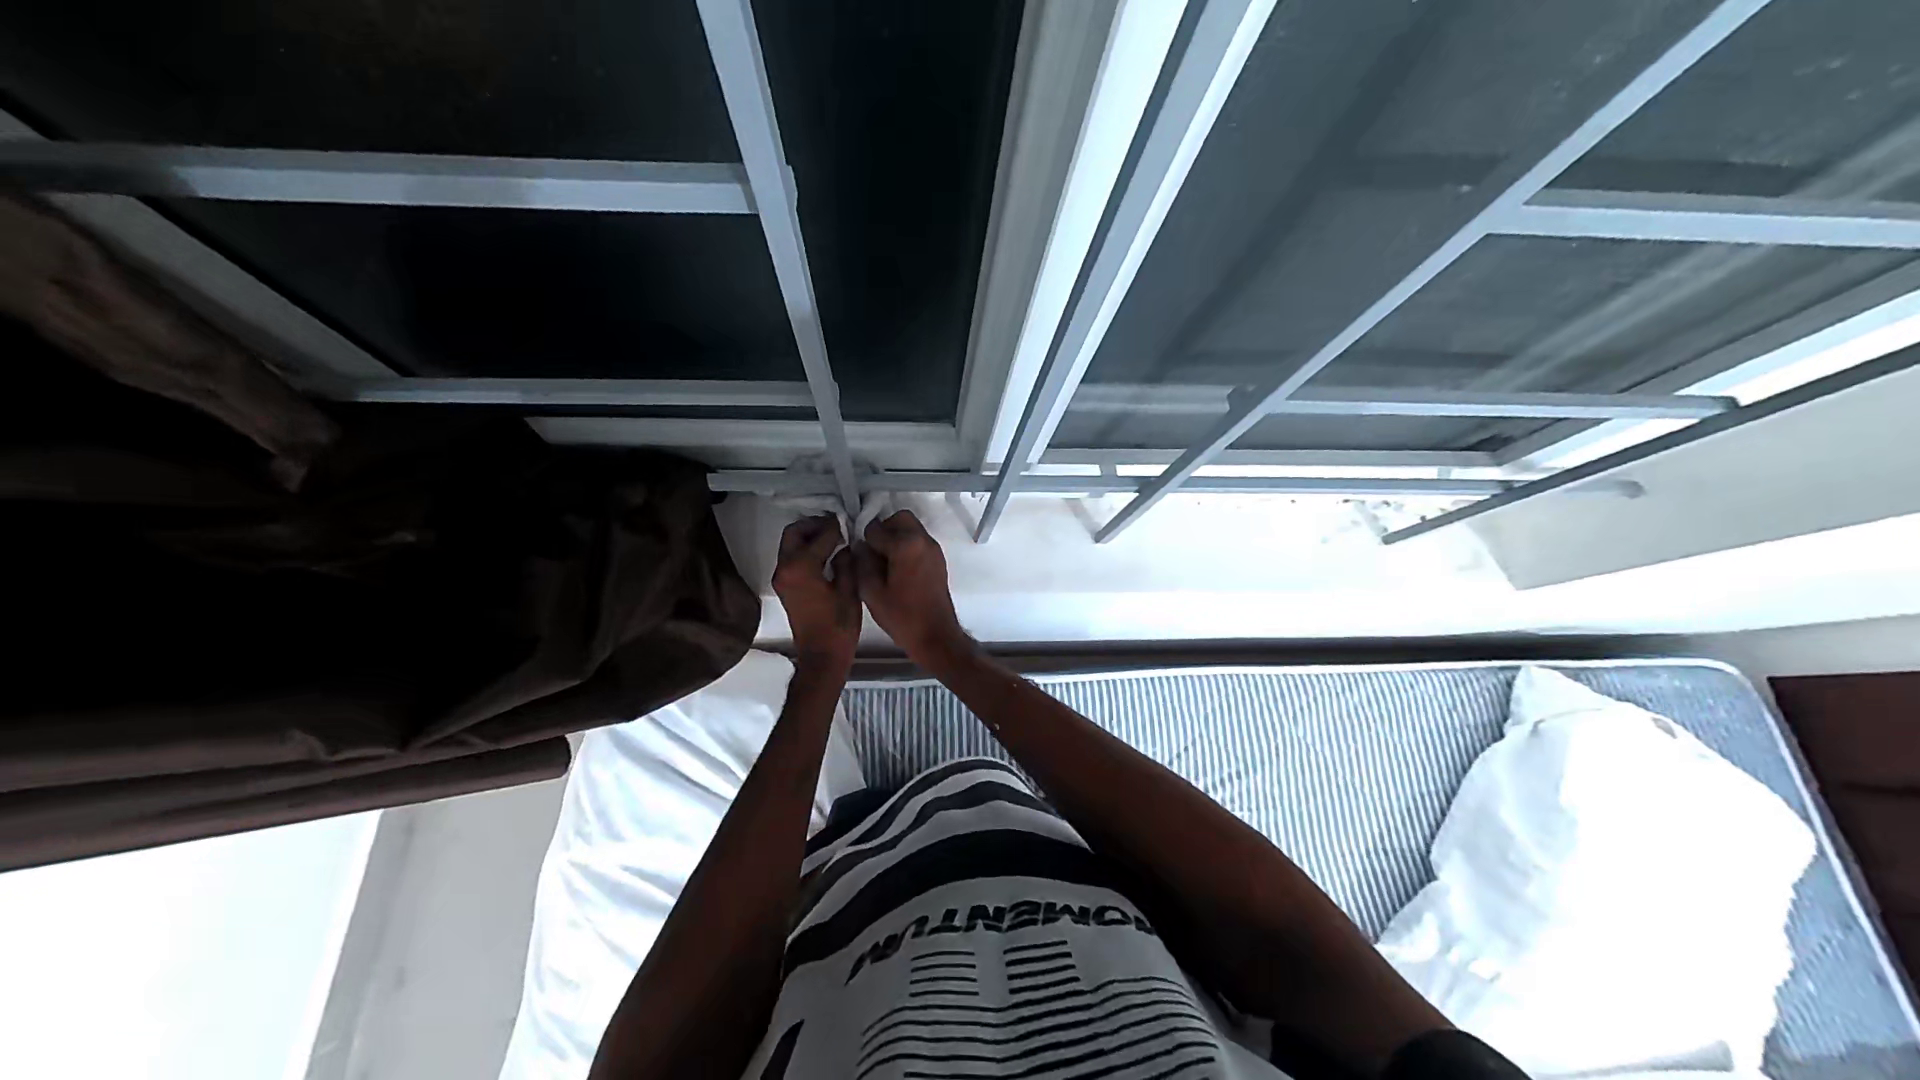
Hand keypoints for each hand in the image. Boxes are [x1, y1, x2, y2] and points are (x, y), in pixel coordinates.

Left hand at [772, 515, 859, 670]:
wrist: (821, 655)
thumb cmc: (839, 626)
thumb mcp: (850, 591)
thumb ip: (846, 562)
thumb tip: (845, 546)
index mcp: (801, 567)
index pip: (820, 536)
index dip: (836, 528)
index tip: (849, 524)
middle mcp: (785, 568)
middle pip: (794, 533)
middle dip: (815, 525)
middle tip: (837, 525)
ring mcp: (782, 578)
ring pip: (790, 544)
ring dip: (809, 536)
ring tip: (834, 538)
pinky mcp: (784, 586)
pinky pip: (791, 557)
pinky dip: (805, 549)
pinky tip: (826, 554)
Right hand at [854, 510, 969, 665]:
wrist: (935, 635)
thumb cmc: (902, 616)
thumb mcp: (871, 592)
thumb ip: (862, 563)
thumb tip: (860, 547)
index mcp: (906, 545)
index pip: (876, 528)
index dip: (864, 542)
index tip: (860, 556)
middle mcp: (923, 540)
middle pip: (899, 519)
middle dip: (883, 530)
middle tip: (873, 553)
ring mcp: (933, 549)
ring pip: (911, 528)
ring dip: (896, 538)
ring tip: (884, 563)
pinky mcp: (938, 559)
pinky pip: (918, 541)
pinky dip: (906, 547)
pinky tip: (897, 570)